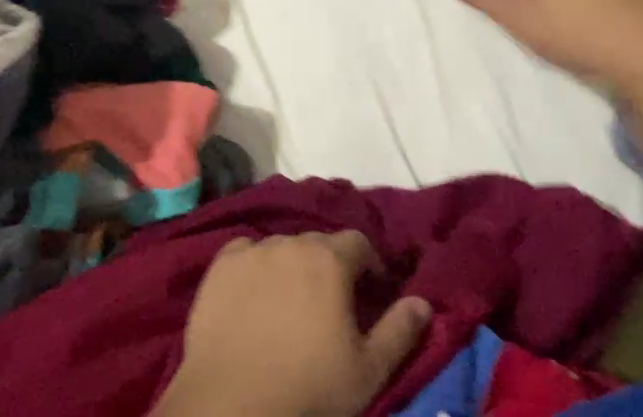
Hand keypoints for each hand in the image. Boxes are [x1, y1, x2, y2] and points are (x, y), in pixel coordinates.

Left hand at [154, 232, 431, 416]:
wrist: (232, 400)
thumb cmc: (309, 386)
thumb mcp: (368, 369)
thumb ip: (400, 330)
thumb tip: (423, 302)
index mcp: (329, 259)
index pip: (359, 242)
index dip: (370, 265)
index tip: (373, 292)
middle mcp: (289, 242)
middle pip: (319, 243)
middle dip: (332, 265)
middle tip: (334, 301)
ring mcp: (250, 251)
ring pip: (281, 247)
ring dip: (293, 265)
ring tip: (293, 300)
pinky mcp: (219, 266)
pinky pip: (245, 253)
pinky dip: (255, 266)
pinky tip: (255, 293)